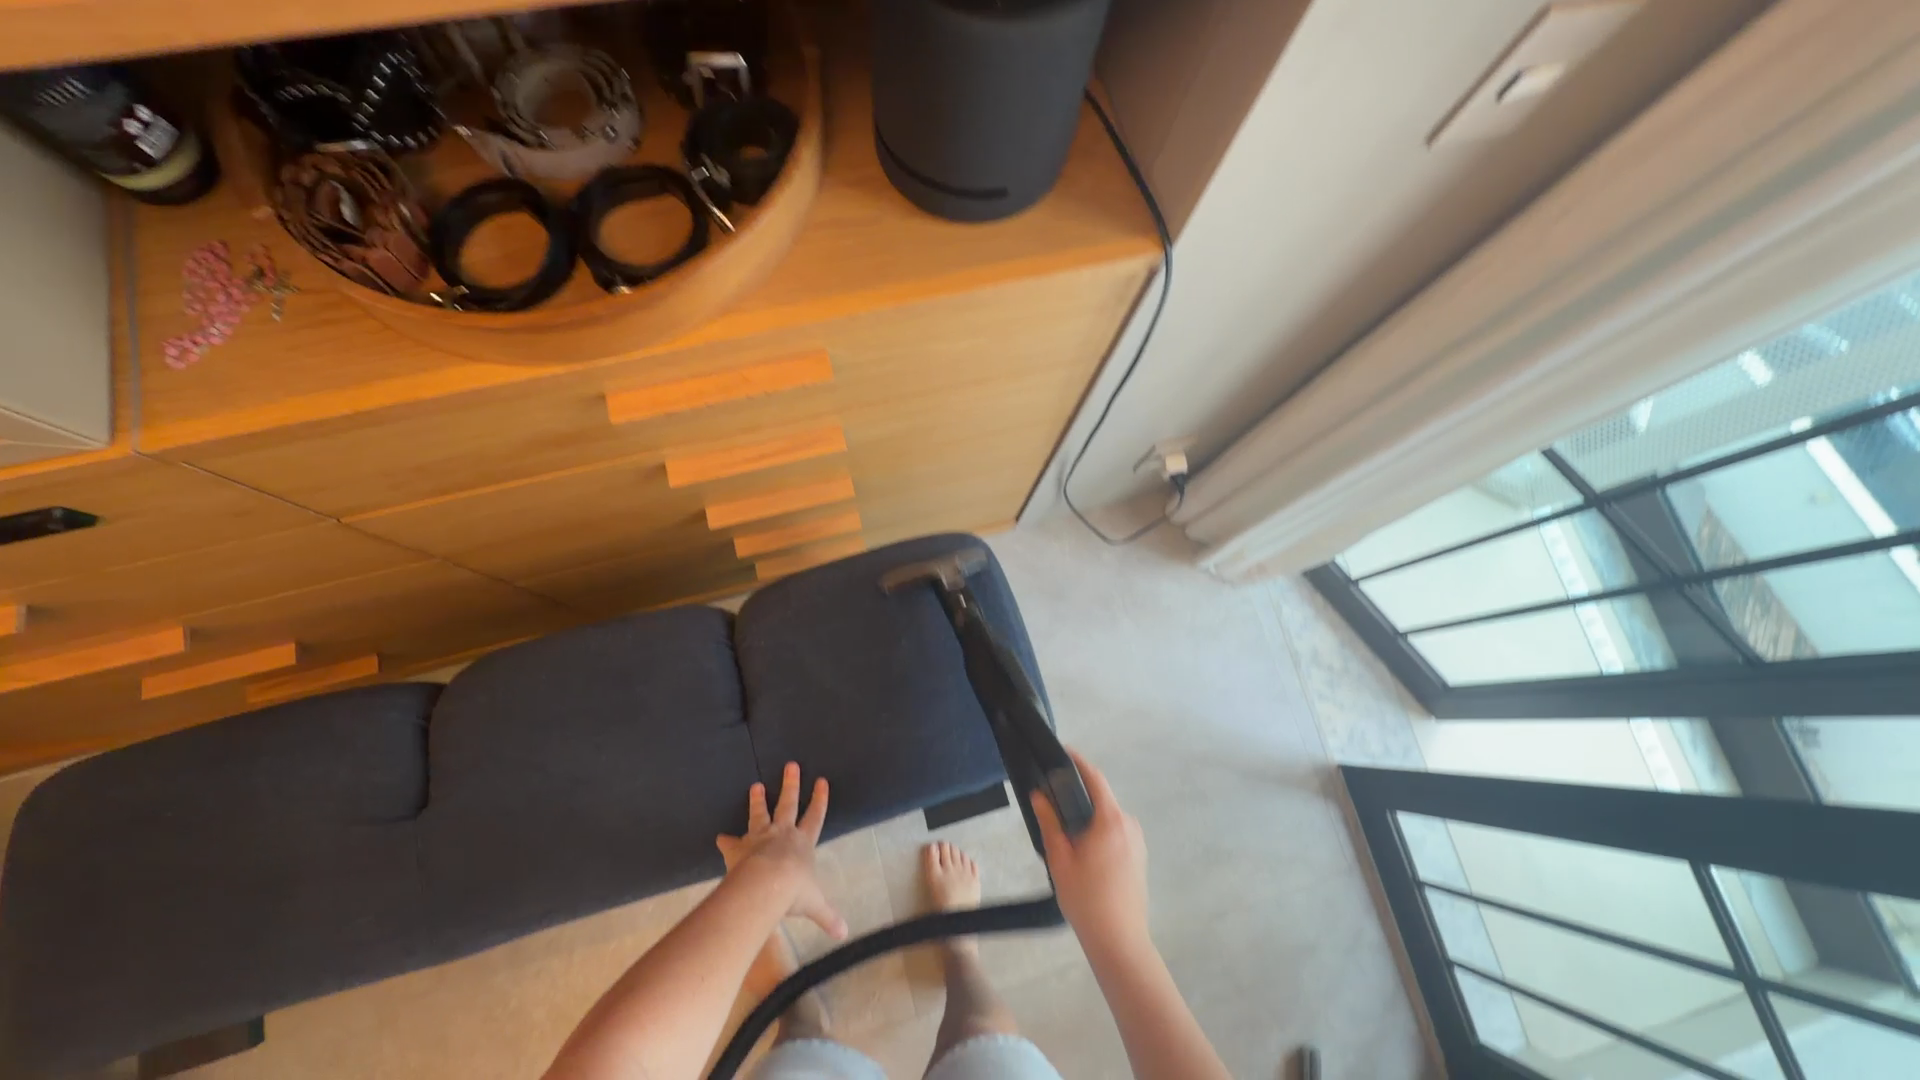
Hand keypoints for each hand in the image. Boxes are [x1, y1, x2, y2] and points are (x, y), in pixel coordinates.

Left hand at [716, 762, 847, 939]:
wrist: (766, 885)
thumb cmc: (794, 891)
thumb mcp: (815, 904)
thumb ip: (828, 916)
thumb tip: (844, 933)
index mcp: (804, 843)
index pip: (815, 816)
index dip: (819, 799)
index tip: (821, 781)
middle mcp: (783, 833)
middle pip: (788, 804)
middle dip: (791, 785)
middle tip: (790, 766)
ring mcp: (760, 837)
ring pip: (760, 813)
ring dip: (758, 800)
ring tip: (755, 785)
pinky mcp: (740, 847)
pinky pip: (732, 842)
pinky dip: (726, 840)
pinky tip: (719, 837)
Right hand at [1032, 748, 1150, 953]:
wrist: (1119, 940)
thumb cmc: (1086, 898)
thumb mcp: (1060, 859)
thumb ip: (1049, 823)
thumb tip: (1039, 795)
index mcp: (1111, 820)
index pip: (1095, 779)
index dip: (1078, 762)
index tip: (1063, 752)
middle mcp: (1129, 824)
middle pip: (1101, 800)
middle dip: (1078, 797)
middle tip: (1052, 805)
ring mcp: (1137, 841)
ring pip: (1107, 819)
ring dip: (1088, 819)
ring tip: (1063, 836)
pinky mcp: (1139, 857)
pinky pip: (1115, 833)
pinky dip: (1098, 833)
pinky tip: (1083, 854)